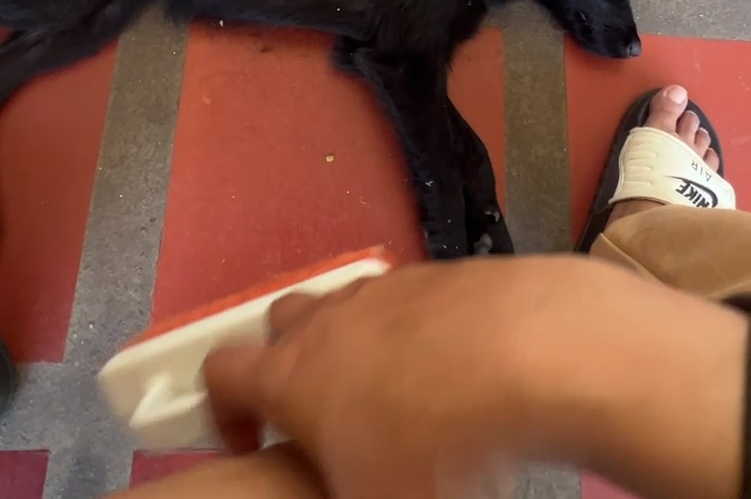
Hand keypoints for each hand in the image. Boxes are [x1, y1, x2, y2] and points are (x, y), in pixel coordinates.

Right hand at [203, 255, 748, 498]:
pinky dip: (410, 328)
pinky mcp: (438, 272)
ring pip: (345, 304)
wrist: (528, 350)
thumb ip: (345, 486)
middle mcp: (331, 318)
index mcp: (294, 374)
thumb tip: (356, 476)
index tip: (254, 441)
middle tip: (323, 410)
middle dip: (286, 360)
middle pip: (279, 320)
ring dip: (352, 342)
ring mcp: (387, 287)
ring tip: (396, 392)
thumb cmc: (440, 446)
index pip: (222, 372)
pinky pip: (404, 298)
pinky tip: (450, 364)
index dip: (226, 408)